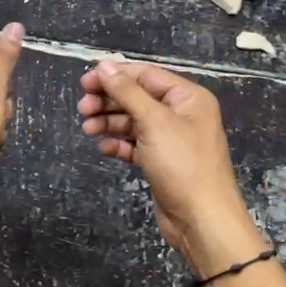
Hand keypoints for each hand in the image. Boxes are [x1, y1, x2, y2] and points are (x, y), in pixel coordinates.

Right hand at [78, 61, 266, 273]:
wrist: (202, 221)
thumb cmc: (182, 164)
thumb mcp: (154, 122)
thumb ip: (127, 91)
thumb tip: (104, 65)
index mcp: (187, 97)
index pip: (145, 75)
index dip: (114, 76)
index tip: (85, 83)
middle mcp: (181, 114)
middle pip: (137, 97)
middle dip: (108, 101)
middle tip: (82, 109)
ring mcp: (171, 139)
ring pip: (133, 121)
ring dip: (109, 122)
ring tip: (87, 129)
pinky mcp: (161, 161)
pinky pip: (135, 144)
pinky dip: (119, 144)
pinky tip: (104, 148)